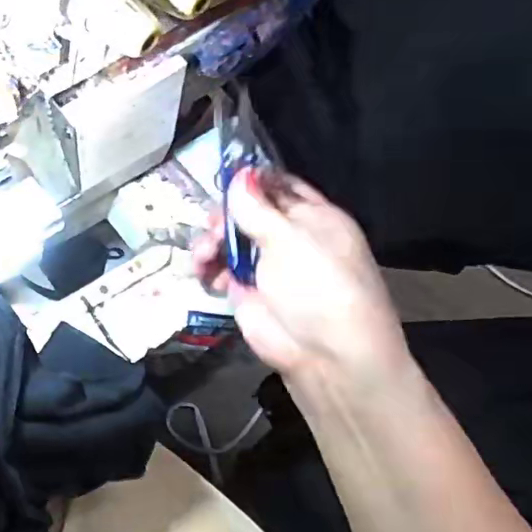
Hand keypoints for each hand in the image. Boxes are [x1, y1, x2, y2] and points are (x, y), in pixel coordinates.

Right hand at [193, 169, 411, 399]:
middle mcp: (289, 237)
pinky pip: (219, 269)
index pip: (278, 186)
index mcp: (313, 217)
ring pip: (227, 239)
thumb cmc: (319, 287)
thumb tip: (238, 175)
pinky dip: (207, 267)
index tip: (221, 177)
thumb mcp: (289, 239)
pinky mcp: (246, 291)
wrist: (327, 356)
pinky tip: (204, 271)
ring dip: (210, 241)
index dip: (250, 180)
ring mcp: (266, 265)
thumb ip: (257, 207)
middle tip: (214, 226)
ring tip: (205, 255)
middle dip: (223, 214)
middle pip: (245, 211)